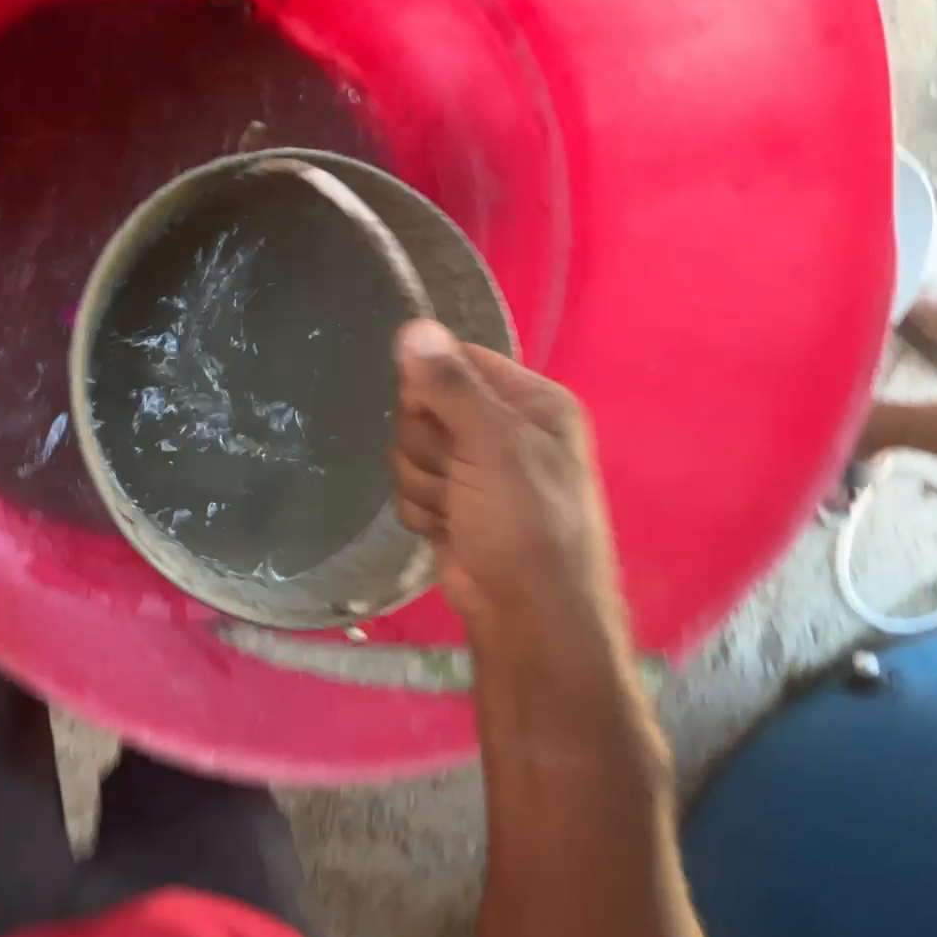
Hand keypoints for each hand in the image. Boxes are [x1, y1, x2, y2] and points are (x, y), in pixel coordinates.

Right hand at [391, 321, 623, 648]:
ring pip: (406, 451)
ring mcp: (473, 467)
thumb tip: (413, 325)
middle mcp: (502, 428)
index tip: (434, 415)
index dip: (431, 389)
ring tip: (458, 509)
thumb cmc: (525, 522)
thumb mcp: (492, 445)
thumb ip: (449, 386)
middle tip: (457, 474)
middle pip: (420, 408)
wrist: (525, 610)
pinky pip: (407, 487)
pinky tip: (448, 527)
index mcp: (529, 401)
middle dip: (426, 447)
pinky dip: (421, 510)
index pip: (454, 362)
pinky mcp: (449, 500)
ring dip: (423, 484)